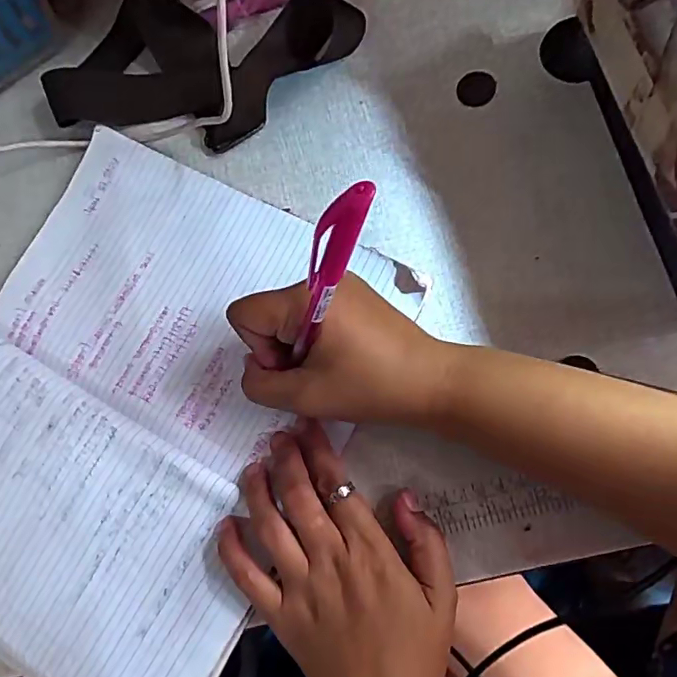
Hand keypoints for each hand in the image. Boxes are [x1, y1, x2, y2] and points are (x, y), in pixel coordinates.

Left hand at [217, 419, 455, 676]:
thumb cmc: (416, 652)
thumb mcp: (442, 595)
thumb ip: (428, 542)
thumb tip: (404, 496)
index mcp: (372, 554)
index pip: (341, 490)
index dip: (322, 454)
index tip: (310, 428)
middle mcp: (331, 563)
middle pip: (301, 499)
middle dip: (286, 460)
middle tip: (277, 435)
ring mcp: (300, 589)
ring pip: (271, 527)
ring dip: (259, 491)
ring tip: (253, 464)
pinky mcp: (278, 615)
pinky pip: (247, 577)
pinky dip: (232, 549)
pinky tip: (225, 524)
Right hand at [226, 273, 458, 425]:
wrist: (432, 382)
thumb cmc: (370, 387)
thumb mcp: (304, 396)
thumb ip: (259, 384)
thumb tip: (255, 368)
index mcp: (304, 295)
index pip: (244, 314)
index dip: (258, 350)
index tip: (294, 368)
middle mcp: (321, 280)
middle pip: (268, 315)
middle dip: (281, 351)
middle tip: (316, 376)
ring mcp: (343, 286)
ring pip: (291, 319)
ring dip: (301, 350)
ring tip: (335, 371)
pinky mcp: (358, 299)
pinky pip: (315, 317)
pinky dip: (320, 342)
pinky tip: (347, 362)